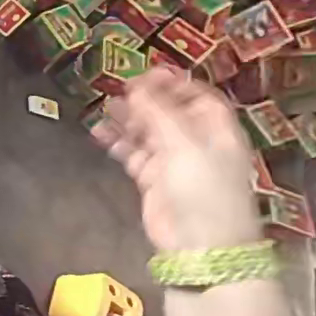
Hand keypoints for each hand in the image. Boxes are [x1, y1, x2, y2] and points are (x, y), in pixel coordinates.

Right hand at [92, 69, 263, 251]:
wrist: (199, 243)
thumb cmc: (204, 190)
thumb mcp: (185, 144)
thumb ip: (159, 113)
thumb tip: (137, 87)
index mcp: (215, 129)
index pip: (196, 96)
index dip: (174, 83)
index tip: (147, 72)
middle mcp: (195, 141)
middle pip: (168, 112)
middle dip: (145, 99)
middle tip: (120, 88)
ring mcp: (173, 161)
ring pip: (147, 132)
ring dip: (127, 119)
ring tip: (105, 107)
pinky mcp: (152, 179)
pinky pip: (132, 153)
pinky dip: (117, 143)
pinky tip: (100, 133)